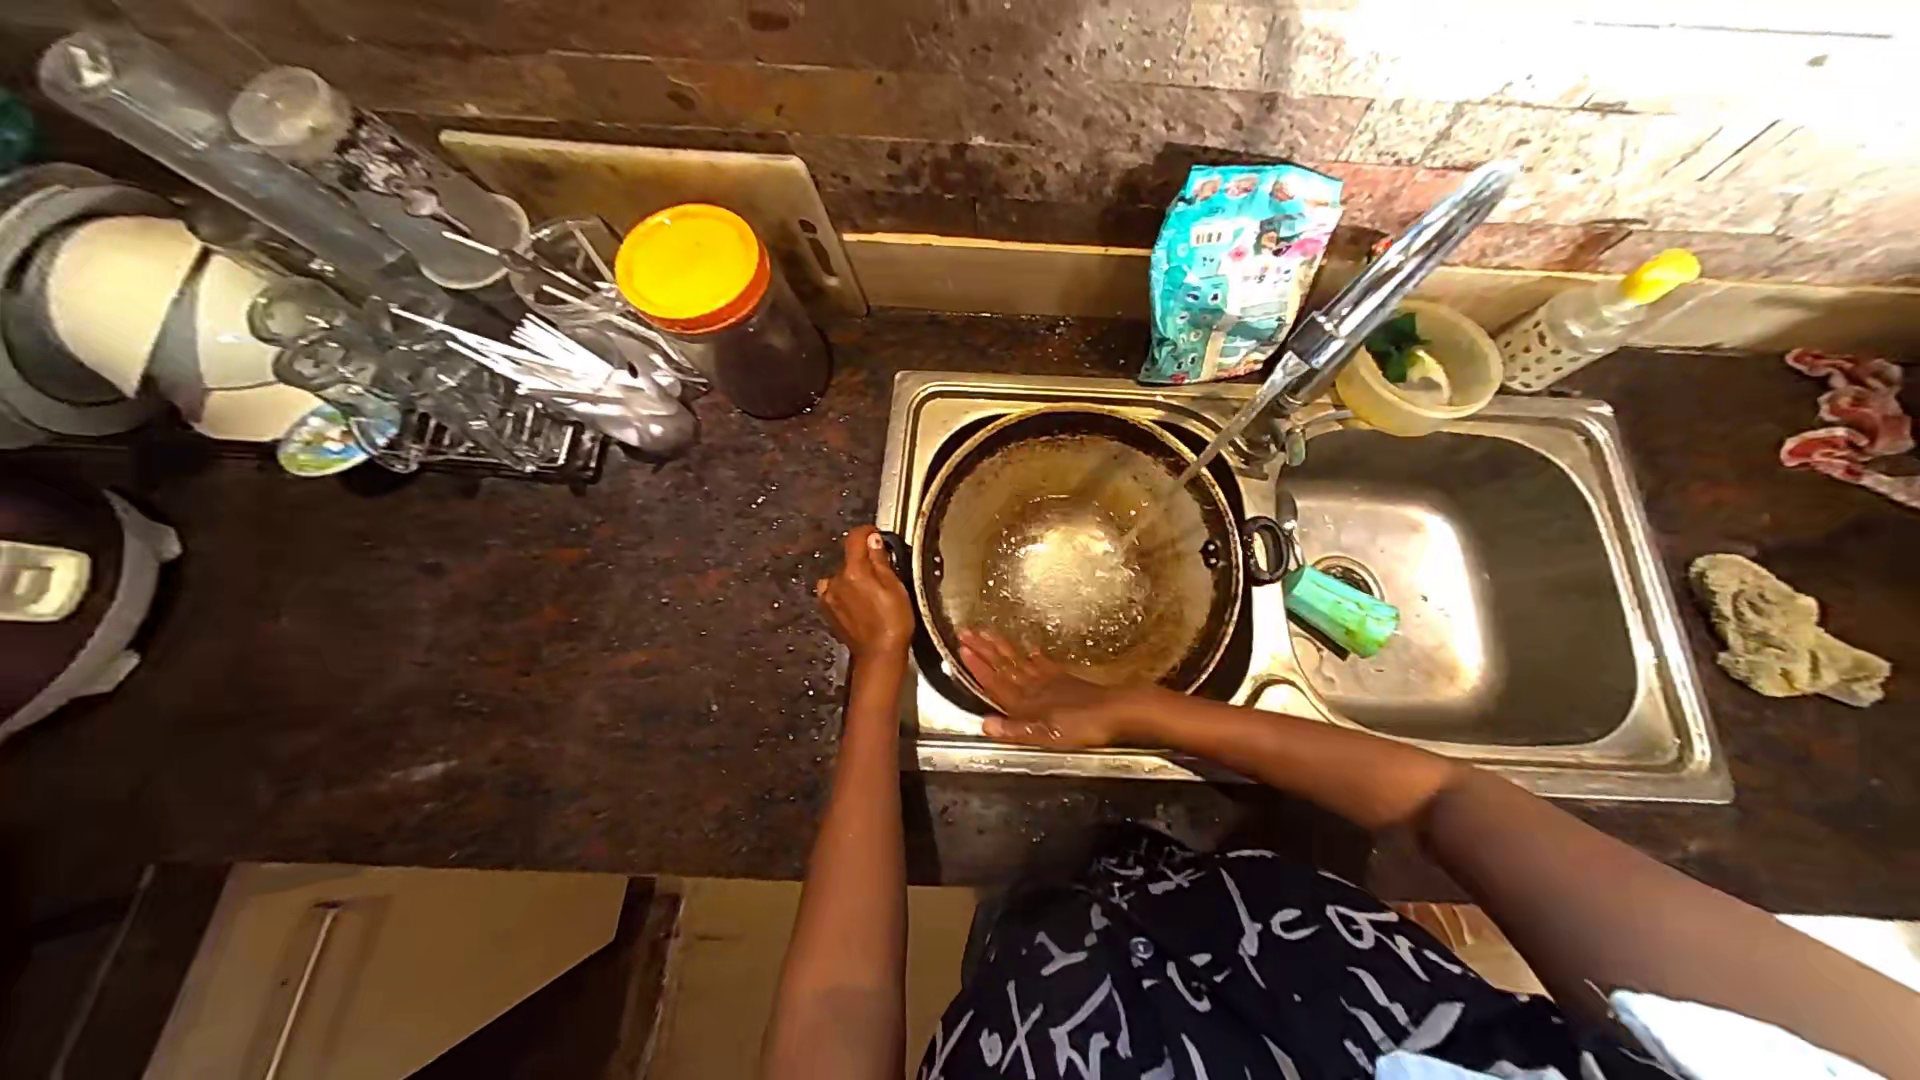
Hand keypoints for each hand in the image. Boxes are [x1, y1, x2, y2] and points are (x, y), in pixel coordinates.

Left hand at [816, 526, 913, 663]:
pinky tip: (856, 601)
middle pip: (848, 559)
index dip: (865, 532)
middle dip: (863, 559)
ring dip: (852, 576)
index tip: (875, 534)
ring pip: (841, 575)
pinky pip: (833, 591)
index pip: (854, 538)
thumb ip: (880, 560)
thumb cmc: (894, 621)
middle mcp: (835, 581)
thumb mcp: (895, 587)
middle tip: (882, 571)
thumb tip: (872, 539)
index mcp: (854, 571)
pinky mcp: (827, 611)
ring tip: (869, 590)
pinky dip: (844, 590)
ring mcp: (828, 597)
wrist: (879, 655)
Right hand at [957, 629, 1156, 748]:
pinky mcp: (1065, 679)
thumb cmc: (1082, 727)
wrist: (1117, 711)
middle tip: (966, 630)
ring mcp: (1050, 681)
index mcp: (1026, 703)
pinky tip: (1030, 650)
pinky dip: (1033, 656)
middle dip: (983, 649)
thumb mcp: (1046, 737)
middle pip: (1004, 666)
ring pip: (1019, 661)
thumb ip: (1015, 730)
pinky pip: (1044, 665)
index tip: (961, 647)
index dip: (978, 666)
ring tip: (987, 632)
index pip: (995, 682)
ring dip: (1001, 647)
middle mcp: (1034, 688)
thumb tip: (985, 723)